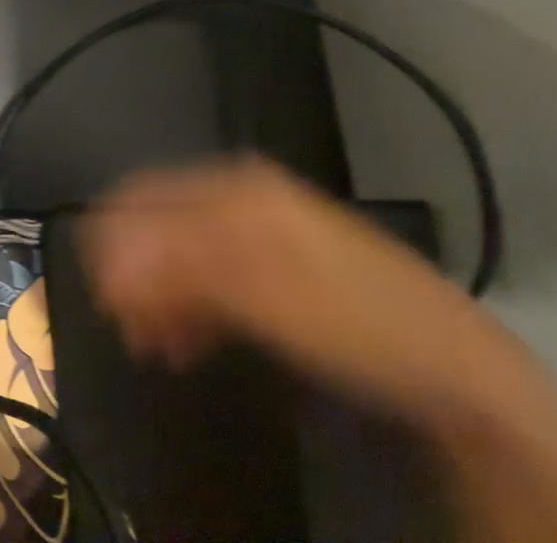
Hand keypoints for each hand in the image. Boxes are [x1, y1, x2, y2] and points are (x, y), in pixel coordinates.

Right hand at [78, 156, 535, 432]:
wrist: (454, 368)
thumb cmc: (354, 322)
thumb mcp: (259, 295)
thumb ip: (177, 269)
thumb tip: (104, 259)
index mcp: (236, 189)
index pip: (138, 197)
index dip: (109, 245)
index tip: (102, 299)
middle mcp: (243, 197)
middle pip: (156, 225)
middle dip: (134, 277)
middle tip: (128, 328)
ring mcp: (261, 229)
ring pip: (178, 253)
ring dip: (158, 297)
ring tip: (156, 343)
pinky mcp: (273, 264)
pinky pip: (207, 274)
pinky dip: (189, 306)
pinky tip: (187, 340)